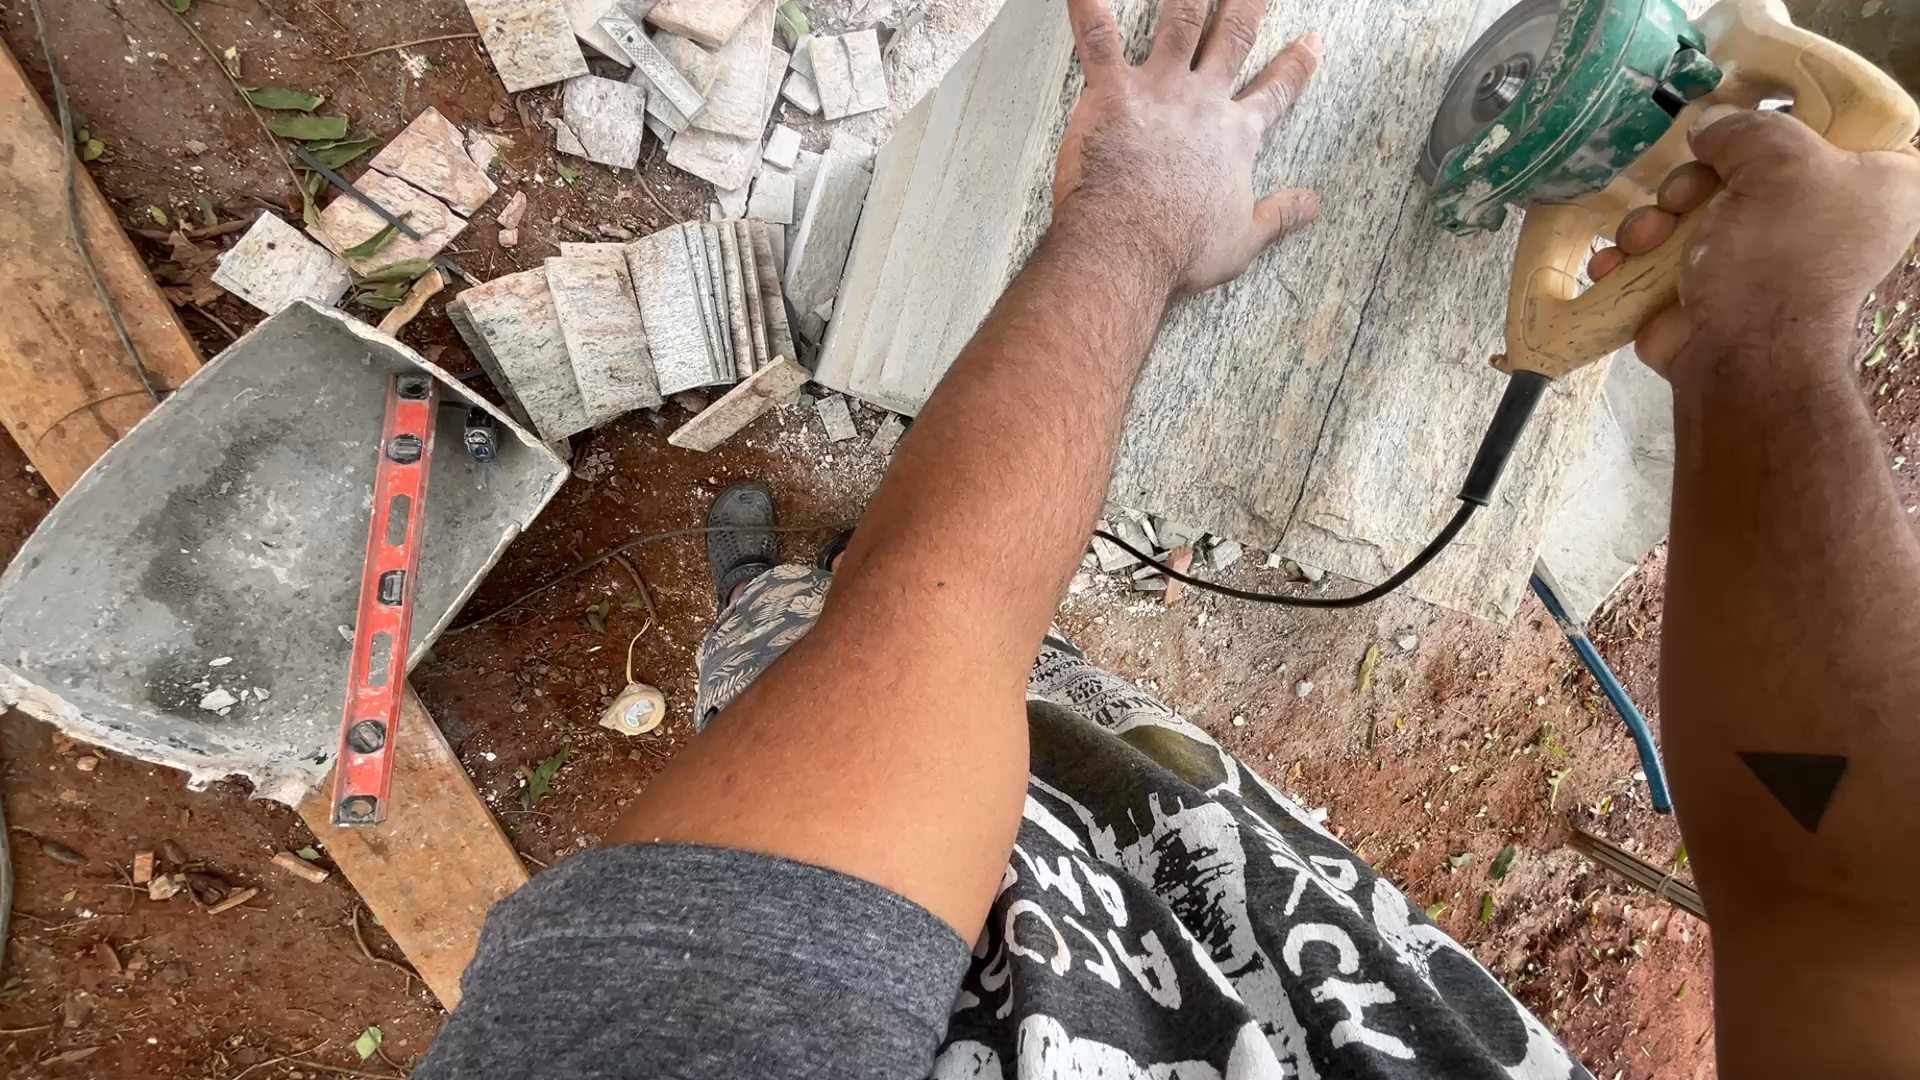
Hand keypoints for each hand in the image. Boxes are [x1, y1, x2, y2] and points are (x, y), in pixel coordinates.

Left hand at [1054, 0, 1322, 295]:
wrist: (1130, 251)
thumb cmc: (1182, 251)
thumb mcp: (1242, 242)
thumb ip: (1280, 217)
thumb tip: (1314, 205)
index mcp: (1235, 137)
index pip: (1275, 94)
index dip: (1295, 68)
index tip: (1310, 44)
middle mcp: (1203, 102)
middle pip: (1232, 38)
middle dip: (1246, 6)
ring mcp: (1158, 91)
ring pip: (1179, 21)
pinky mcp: (1111, 95)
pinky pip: (1097, 40)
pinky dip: (1087, 9)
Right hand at [1589, 104, 1919, 378]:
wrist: (1736, 352)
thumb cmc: (1778, 258)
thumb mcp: (1784, 169)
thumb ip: (1751, 132)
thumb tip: (1711, 121)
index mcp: (1864, 180)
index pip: (1814, 132)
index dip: (1762, 131)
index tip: (1723, 138)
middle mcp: (1806, 215)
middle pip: (1729, 174)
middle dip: (1686, 186)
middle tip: (1679, 201)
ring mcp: (1742, 255)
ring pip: (1679, 216)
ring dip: (1646, 224)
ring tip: (1641, 243)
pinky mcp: (1691, 286)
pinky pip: (1649, 259)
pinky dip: (1625, 259)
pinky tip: (1613, 264)